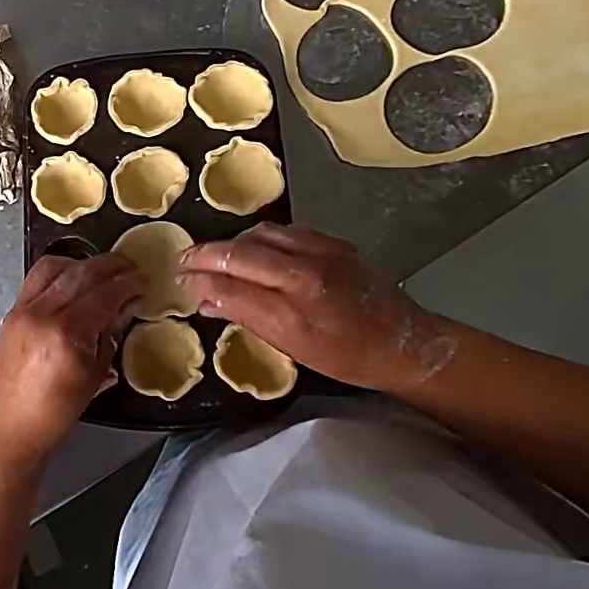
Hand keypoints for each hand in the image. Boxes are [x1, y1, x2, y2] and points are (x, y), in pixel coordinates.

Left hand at [0, 253, 144, 464]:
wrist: (13, 424)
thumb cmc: (56, 410)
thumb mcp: (95, 374)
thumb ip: (109, 334)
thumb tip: (122, 307)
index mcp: (66, 333)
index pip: (103, 294)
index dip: (127, 283)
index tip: (142, 278)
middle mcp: (41, 315)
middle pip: (80, 273)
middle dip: (109, 265)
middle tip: (129, 266)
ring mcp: (22, 311)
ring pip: (53, 268)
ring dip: (81, 263)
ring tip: (101, 269)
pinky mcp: (11, 313)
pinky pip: (35, 280)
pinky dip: (57, 272)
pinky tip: (71, 279)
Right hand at [176, 222, 457, 393]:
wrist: (408, 344)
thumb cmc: (346, 356)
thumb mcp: (290, 346)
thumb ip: (245, 316)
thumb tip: (205, 299)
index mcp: (294, 307)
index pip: (230, 282)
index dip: (198, 278)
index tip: (179, 278)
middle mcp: (308, 273)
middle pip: (241, 251)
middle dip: (205, 254)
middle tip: (185, 261)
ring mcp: (323, 252)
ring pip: (260, 234)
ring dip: (232, 243)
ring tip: (216, 256)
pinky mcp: (334, 243)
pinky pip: (284, 232)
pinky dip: (259, 239)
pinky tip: (253, 252)